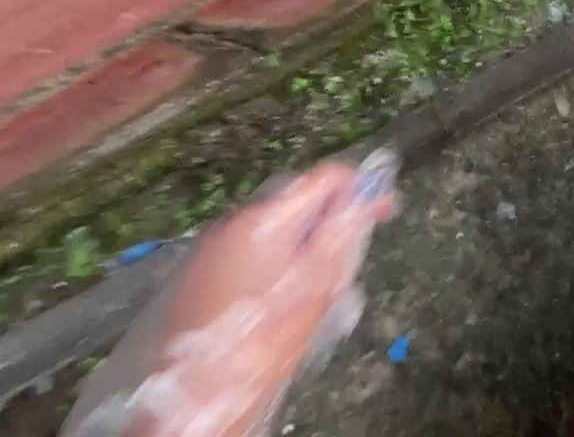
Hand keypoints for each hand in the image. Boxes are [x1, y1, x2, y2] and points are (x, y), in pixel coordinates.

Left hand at [135, 157, 396, 436]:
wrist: (192, 396)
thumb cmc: (262, 340)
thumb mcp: (317, 285)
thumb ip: (344, 233)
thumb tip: (367, 197)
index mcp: (266, 218)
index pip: (324, 178)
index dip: (359, 188)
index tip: (381, 209)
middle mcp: (235, 220)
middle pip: (298, 201)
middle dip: (330, 220)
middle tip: (351, 252)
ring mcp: (212, 245)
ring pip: (275, 227)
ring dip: (302, 241)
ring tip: (317, 281)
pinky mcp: (199, 270)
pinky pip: (250, 247)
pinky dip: (274, 258)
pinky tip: (282, 294)